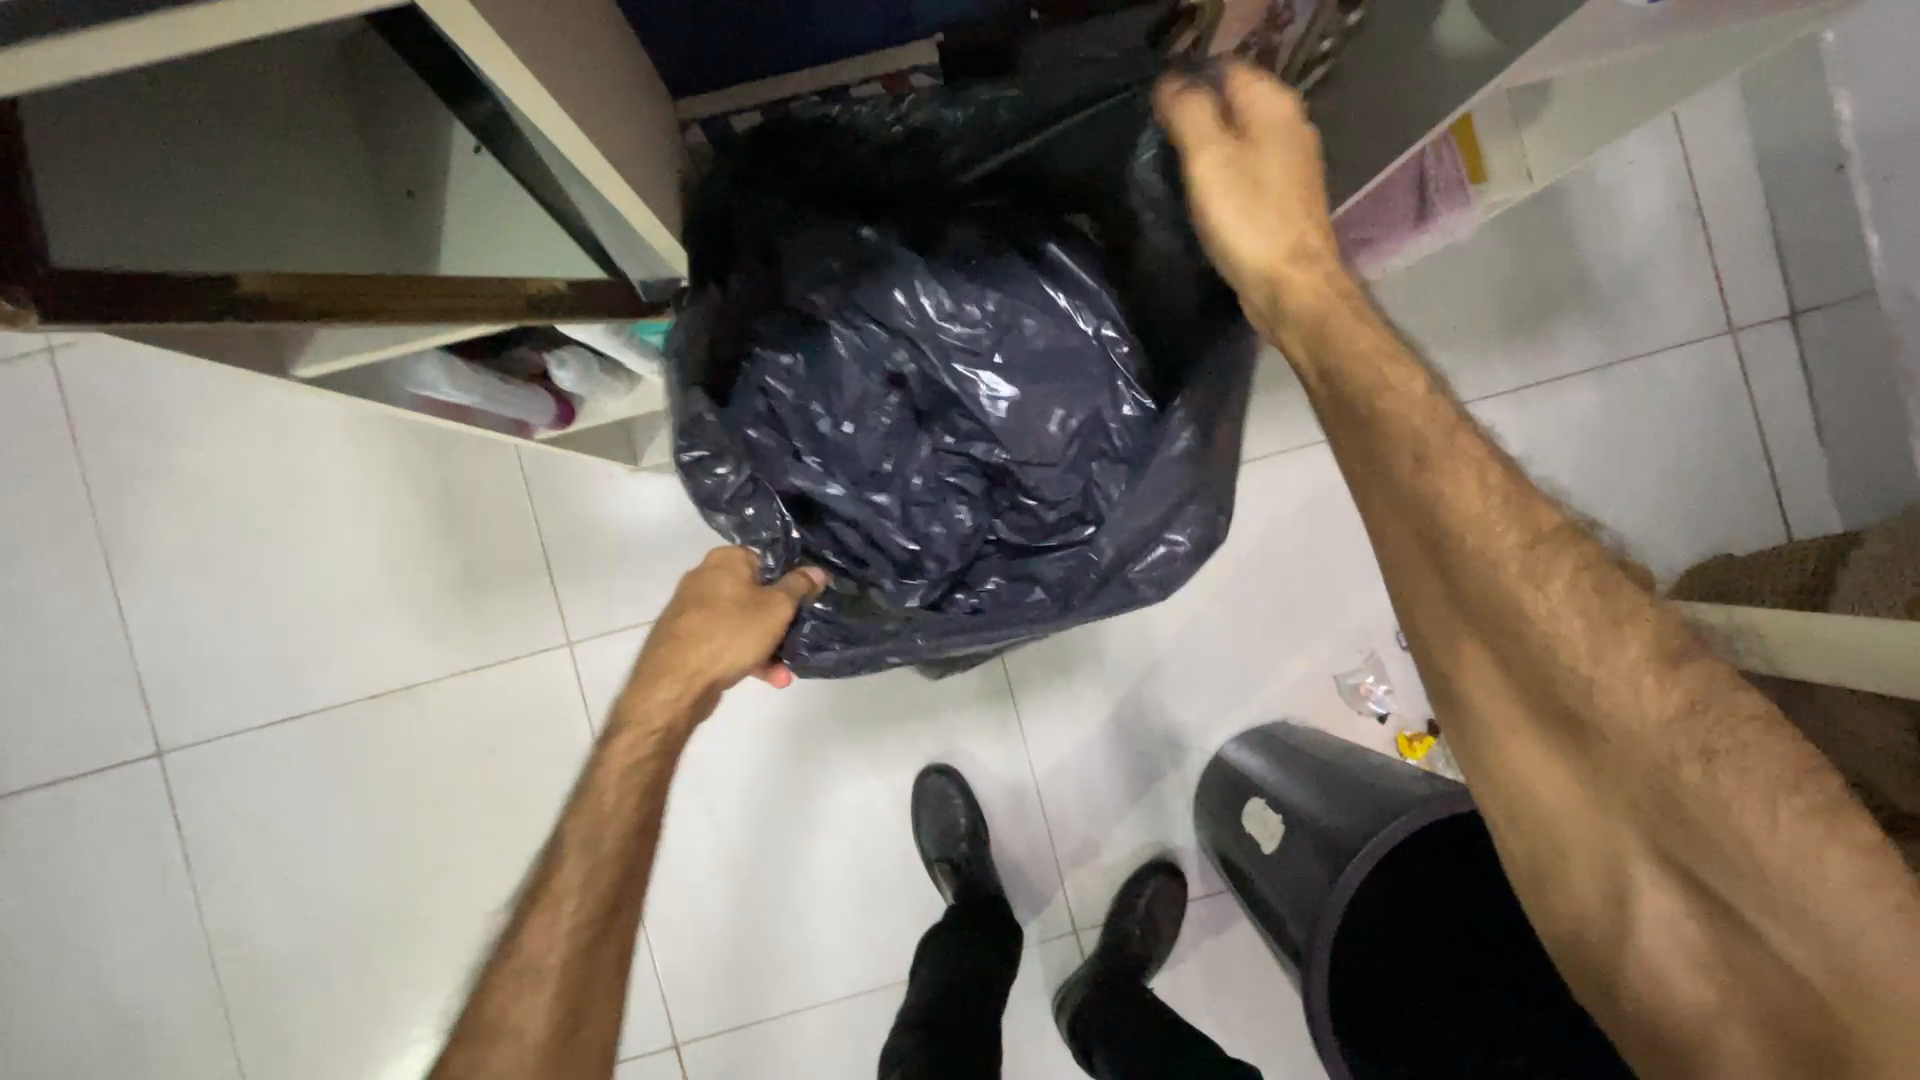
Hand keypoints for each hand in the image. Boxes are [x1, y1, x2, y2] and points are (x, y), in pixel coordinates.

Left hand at [625, 547, 826, 717]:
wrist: (676, 681)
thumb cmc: (732, 632)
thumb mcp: (777, 607)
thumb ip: (800, 586)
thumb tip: (817, 570)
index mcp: (726, 560)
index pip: (767, 561)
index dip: (790, 581)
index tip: (806, 601)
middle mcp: (705, 577)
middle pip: (756, 594)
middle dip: (780, 621)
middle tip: (798, 638)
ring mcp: (693, 609)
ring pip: (742, 622)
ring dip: (766, 645)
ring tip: (784, 672)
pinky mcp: (687, 638)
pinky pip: (726, 641)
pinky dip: (746, 655)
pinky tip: (767, 678)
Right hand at [1154, 63, 1348, 340]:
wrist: (1290, 285)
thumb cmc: (1247, 220)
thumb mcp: (1207, 159)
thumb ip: (1188, 112)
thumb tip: (1169, 85)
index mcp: (1273, 105)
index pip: (1224, 70)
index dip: (1187, 87)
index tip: (1157, 120)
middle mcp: (1291, 126)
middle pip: (1233, 107)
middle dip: (1197, 122)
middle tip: (1161, 151)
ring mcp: (1292, 165)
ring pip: (1240, 143)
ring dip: (1209, 155)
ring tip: (1177, 177)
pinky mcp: (1286, 200)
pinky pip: (1248, 175)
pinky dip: (1225, 182)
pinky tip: (1206, 204)